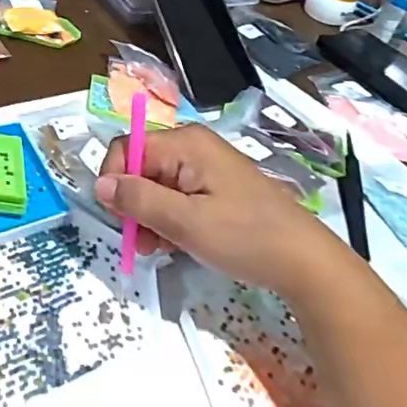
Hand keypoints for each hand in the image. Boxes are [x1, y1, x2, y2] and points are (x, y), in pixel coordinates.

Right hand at [97, 125, 352, 297]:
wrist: (308, 263)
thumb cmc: (245, 237)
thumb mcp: (185, 222)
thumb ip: (138, 200)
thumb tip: (98, 185)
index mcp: (185, 143)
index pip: (127, 147)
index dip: (114, 180)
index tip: (119, 218)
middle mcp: (192, 145)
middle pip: (140, 165)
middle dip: (133, 202)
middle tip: (140, 240)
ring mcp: (205, 165)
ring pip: (156, 183)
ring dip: (149, 214)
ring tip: (158, 247)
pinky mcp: (215, 185)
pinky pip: (176, 193)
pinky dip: (168, 217)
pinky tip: (175, 243)